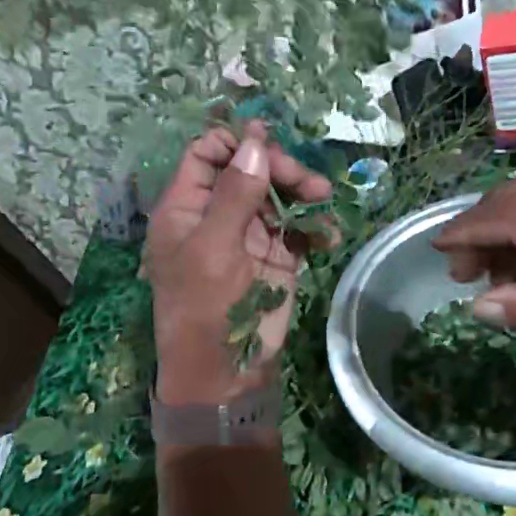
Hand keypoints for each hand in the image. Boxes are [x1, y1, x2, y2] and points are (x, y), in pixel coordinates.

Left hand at [144, 121, 330, 406]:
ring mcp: (250, 234)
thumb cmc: (204, 308)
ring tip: (323, 200)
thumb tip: (256, 142)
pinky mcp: (279, 256)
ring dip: (304, 191)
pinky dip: (316, 226)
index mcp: (187, 207)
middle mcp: (217, 214)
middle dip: (279, 168)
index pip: (206, 154)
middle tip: (306, 181)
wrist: (225, 374)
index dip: (236, 143)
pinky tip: (328, 236)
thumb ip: (235, 194)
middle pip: (250, 169)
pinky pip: (300, 228)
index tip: (269, 143)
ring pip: (279, 194)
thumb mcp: (212, 248)